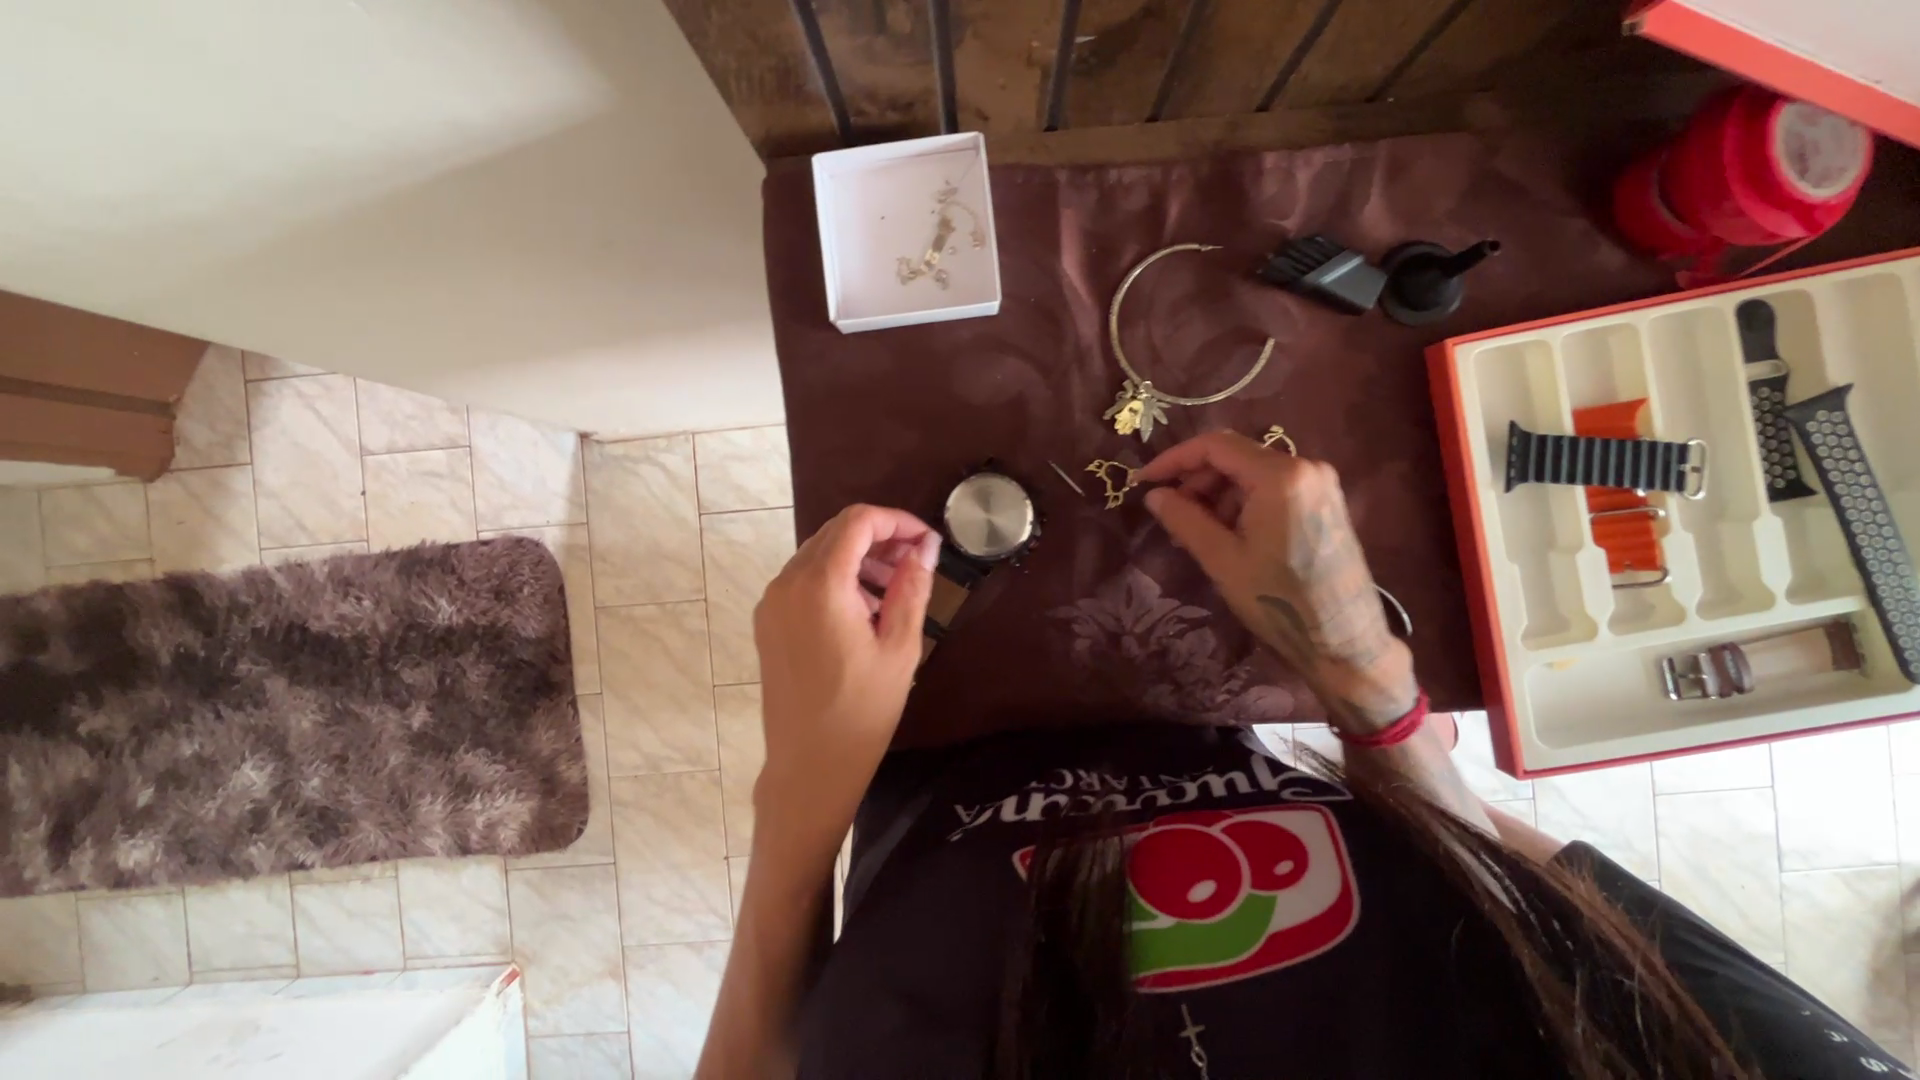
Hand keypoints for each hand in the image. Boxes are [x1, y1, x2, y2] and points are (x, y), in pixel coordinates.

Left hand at [751, 504, 939, 864]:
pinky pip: (803, 580)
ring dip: (858, 558)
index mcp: (820, 585)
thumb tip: (925, 547)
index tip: (927, 542)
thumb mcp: (900, 647)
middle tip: (916, 564)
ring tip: (894, 591)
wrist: (809, 765)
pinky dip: (836, 579)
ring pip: (818, 554)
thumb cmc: (862, 711)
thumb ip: (912, 587)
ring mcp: (771, 602)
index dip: (897, 522)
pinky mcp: (767, 622)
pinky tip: (863, 610)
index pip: (858, 522)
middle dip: (880, 538)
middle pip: (836, 532)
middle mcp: (786, 583)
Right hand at [1137, 432, 1415, 732]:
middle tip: (1170, 514)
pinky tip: (1227, 536)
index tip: (1144, 482)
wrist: (1342, 640)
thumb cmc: (1277, 599)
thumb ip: (1184, 519)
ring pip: (1253, 474)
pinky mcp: (1326, 504)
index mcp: (1280, 475)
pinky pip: (1273, 489)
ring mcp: (1320, 485)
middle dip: (1196, 481)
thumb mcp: (1221, 559)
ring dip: (1218, 495)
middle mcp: (1306, 467)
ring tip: (1196, 533)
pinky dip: (1243, 504)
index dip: (1174, 459)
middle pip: (1236, 457)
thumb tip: (1153, 496)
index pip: (1215, 445)